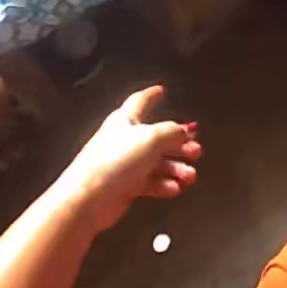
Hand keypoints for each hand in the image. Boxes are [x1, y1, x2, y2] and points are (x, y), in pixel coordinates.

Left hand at [49, 85, 201, 231]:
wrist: (90, 197)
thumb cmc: (116, 160)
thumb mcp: (151, 138)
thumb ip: (172, 132)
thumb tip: (184, 131)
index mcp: (126, 120)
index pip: (141, 101)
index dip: (152, 95)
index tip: (162, 90)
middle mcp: (126, 139)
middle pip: (157, 136)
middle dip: (178, 142)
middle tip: (196, 150)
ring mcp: (126, 163)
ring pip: (157, 162)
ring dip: (176, 167)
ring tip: (190, 176)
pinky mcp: (126, 186)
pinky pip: (151, 182)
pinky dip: (165, 184)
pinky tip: (176, 188)